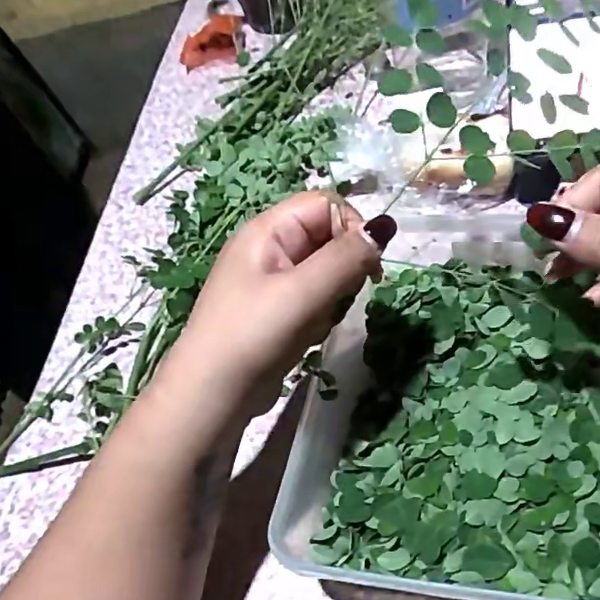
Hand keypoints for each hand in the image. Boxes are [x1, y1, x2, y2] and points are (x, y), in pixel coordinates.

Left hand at [167, 192, 390, 408]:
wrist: (214, 394)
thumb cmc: (253, 334)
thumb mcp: (303, 292)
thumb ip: (346, 258)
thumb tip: (385, 226)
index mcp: (269, 231)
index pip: (327, 205)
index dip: (353, 228)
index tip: (367, 267)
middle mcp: (272, 249)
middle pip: (331, 239)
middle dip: (346, 269)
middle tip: (337, 299)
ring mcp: (275, 282)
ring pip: (330, 273)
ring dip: (336, 297)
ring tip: (315, 322)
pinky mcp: (281, 311)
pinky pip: (319, 300)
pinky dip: (323, 316)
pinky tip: (307, 336)